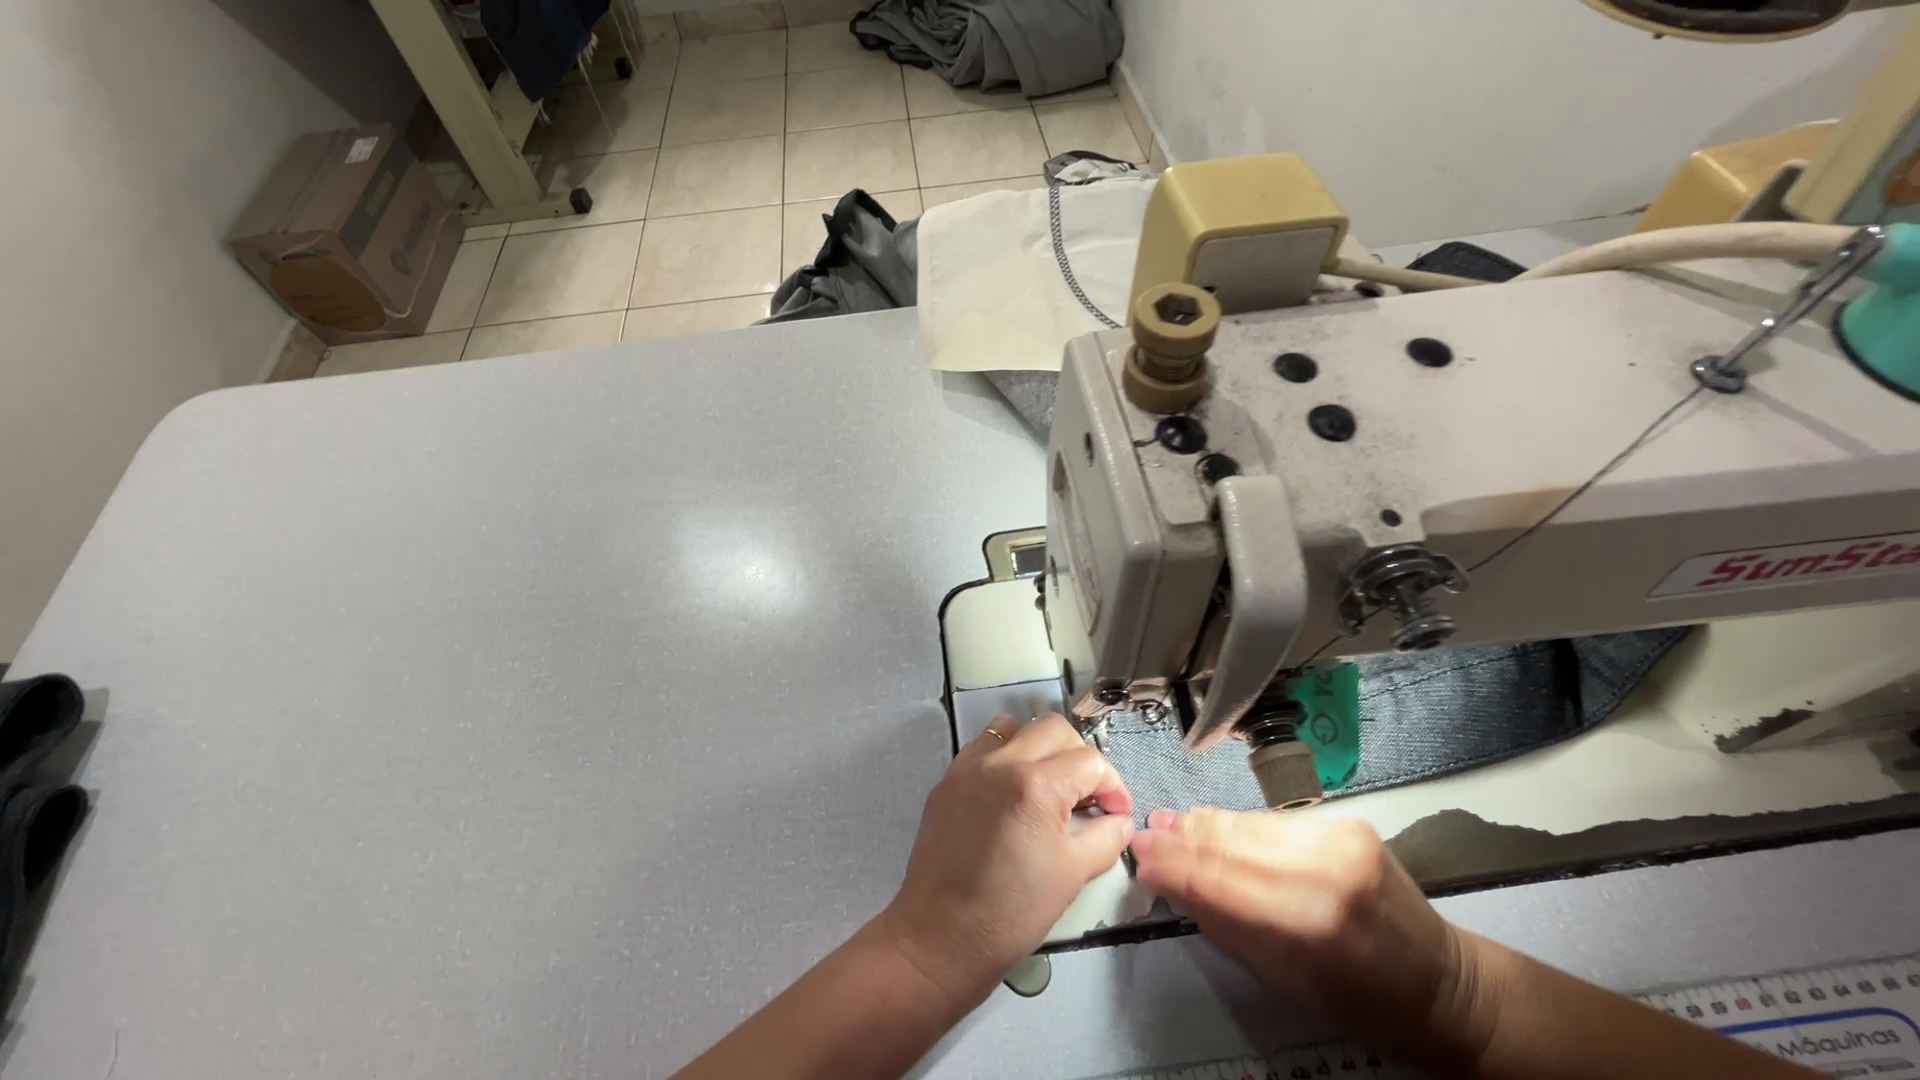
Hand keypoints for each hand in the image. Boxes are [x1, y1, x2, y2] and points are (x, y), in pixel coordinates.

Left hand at [877, 714, 1133, 1008]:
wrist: (940, 937)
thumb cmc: (1012, 912)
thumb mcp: (1073, 874)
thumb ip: (1106, 837)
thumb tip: (1120, 820)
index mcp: (1034, 784)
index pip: (1089, 762)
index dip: (1113, 787)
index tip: (1117, 813)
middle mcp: (1000, 762)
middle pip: (1055, 729)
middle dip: (1080, 757)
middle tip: (1088, 796)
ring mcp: (968, 767)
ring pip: (1015, 728)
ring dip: (1040, 747)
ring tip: (1049, 786)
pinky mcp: (947, 780)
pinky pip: (984, 748)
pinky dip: (1006, 757)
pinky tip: (1013, 794)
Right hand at [1129, 808, 1499, 1071]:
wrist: (1440, 985)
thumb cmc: (1363, 1001)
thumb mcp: (1280, 979)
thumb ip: (1221, 924)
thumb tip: (1172, 884)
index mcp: (1304, 924)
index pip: (1214, 878)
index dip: (1170, 864)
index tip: (1141, 857)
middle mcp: (1323, 871)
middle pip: (1227, 840)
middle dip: (1180, 837)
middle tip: (1147, 833)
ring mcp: (1340, 840)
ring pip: (1248, 822)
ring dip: (1205, 824)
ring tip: (1172, 823)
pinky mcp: (1348, 824)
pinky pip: (1275, 820)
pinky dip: (1241, 824)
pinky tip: (1217, 824)